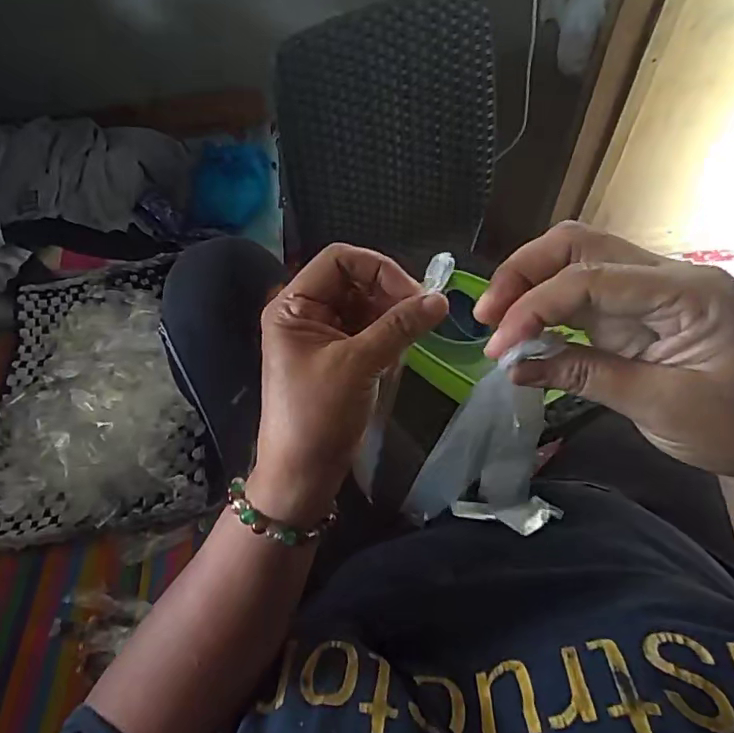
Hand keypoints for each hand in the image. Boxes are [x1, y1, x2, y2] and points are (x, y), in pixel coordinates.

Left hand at [249, 244, 447, 521]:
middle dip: (390, 292)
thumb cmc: (318, 416)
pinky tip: (401, 352)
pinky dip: (388, 335)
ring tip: (413, 337)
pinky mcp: (336, 356)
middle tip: (423, 316)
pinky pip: (367, 330)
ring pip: (365, 305)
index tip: (414, 294)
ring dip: (392, 315)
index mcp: (292, 305)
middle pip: (354, 279)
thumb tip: (441, 299)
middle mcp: (304, 312)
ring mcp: (320, 335)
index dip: (379, 268)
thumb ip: (399, 327)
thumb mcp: (359, 365)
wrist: (302, 473)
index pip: (338, 259)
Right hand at [475, 222, 733, 485]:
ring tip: (496, 324)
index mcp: (687, 292)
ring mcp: (651, 295)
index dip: (532, 307)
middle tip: (486, 316)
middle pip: (578, 245)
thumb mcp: (663, 407)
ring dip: (528, 286)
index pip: (589, 278)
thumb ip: (585, 376)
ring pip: (575, 262)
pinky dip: (545, 309)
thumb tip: (514, 367)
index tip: (497, 348)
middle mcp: (666, 278)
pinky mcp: (637, 316)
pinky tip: (524, 334)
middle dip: (522, 273)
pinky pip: (581, 296)